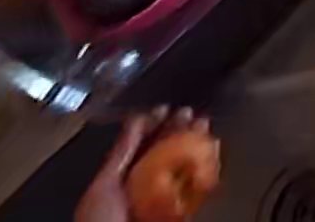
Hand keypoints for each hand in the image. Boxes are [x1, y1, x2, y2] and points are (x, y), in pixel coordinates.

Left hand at [75, 107, 210, 221]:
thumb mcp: (102, 188)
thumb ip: (120, 154)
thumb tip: (137, 117)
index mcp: (124, 180)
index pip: (142, 144)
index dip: (154, 124)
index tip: (166, 108)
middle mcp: (146, 185)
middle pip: (167, 149)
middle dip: (179, 128)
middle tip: (188, 112)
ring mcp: (166, 196)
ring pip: (186, 161)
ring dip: (197, 140)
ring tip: (203, 124)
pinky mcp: (185, 206)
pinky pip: (201, 181)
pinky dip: (209, 162)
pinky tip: (212, 146)